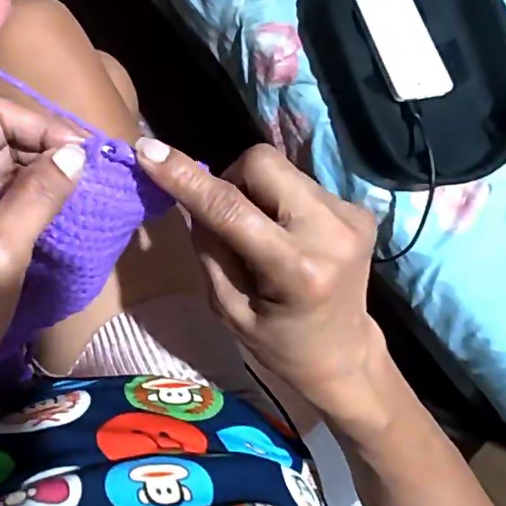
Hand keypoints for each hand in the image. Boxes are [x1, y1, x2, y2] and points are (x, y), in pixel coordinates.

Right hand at [135, 140, 397, 424]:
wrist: (345, 354)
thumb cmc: (277, 343)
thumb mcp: (227, 308)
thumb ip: (208, 248)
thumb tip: (191, 194)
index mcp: (298, 270)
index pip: (230, 209)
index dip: (185, 177)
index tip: (148, 151)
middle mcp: (332, 232)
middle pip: (261, 163)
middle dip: (230, 180)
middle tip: (226, 220)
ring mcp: (350, 215)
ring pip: (279, 167)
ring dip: (254, 191)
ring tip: (260, 233)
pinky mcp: (358, 207)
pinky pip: (296, 181)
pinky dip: (276, 199)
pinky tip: (285, 233)